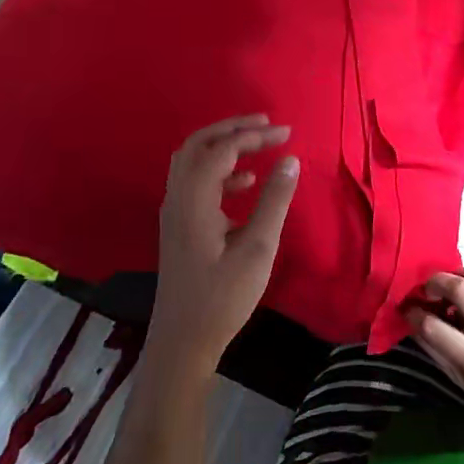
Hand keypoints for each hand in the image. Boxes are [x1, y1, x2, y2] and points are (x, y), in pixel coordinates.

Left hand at [150, 115, 299, 371]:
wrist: (183, 340)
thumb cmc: (223, 296)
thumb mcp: (258, 248)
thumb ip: (274, 200)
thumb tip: (290, 159)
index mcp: (194, 200)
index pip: (221, 150)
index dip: (253, 135)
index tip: (286, 132)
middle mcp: (177, 198)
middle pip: (197, 145)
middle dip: (232, 129)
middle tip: (266, 124)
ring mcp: (174, 213)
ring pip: (192, 162)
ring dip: (223, 147)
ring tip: (258, 145)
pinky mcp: (179, 226)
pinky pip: (195, 183)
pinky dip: (220, 172)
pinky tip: (245, 184)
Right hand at [406, 267, 463, 432]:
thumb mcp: (462, 383)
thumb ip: (436, 351)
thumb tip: (412, 322)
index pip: (435, 327)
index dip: (414, 314)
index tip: (408, 309)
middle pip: (460, 289)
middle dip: (436, 282)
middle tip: (428, 288)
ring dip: (459, 274)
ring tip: (453, 284)